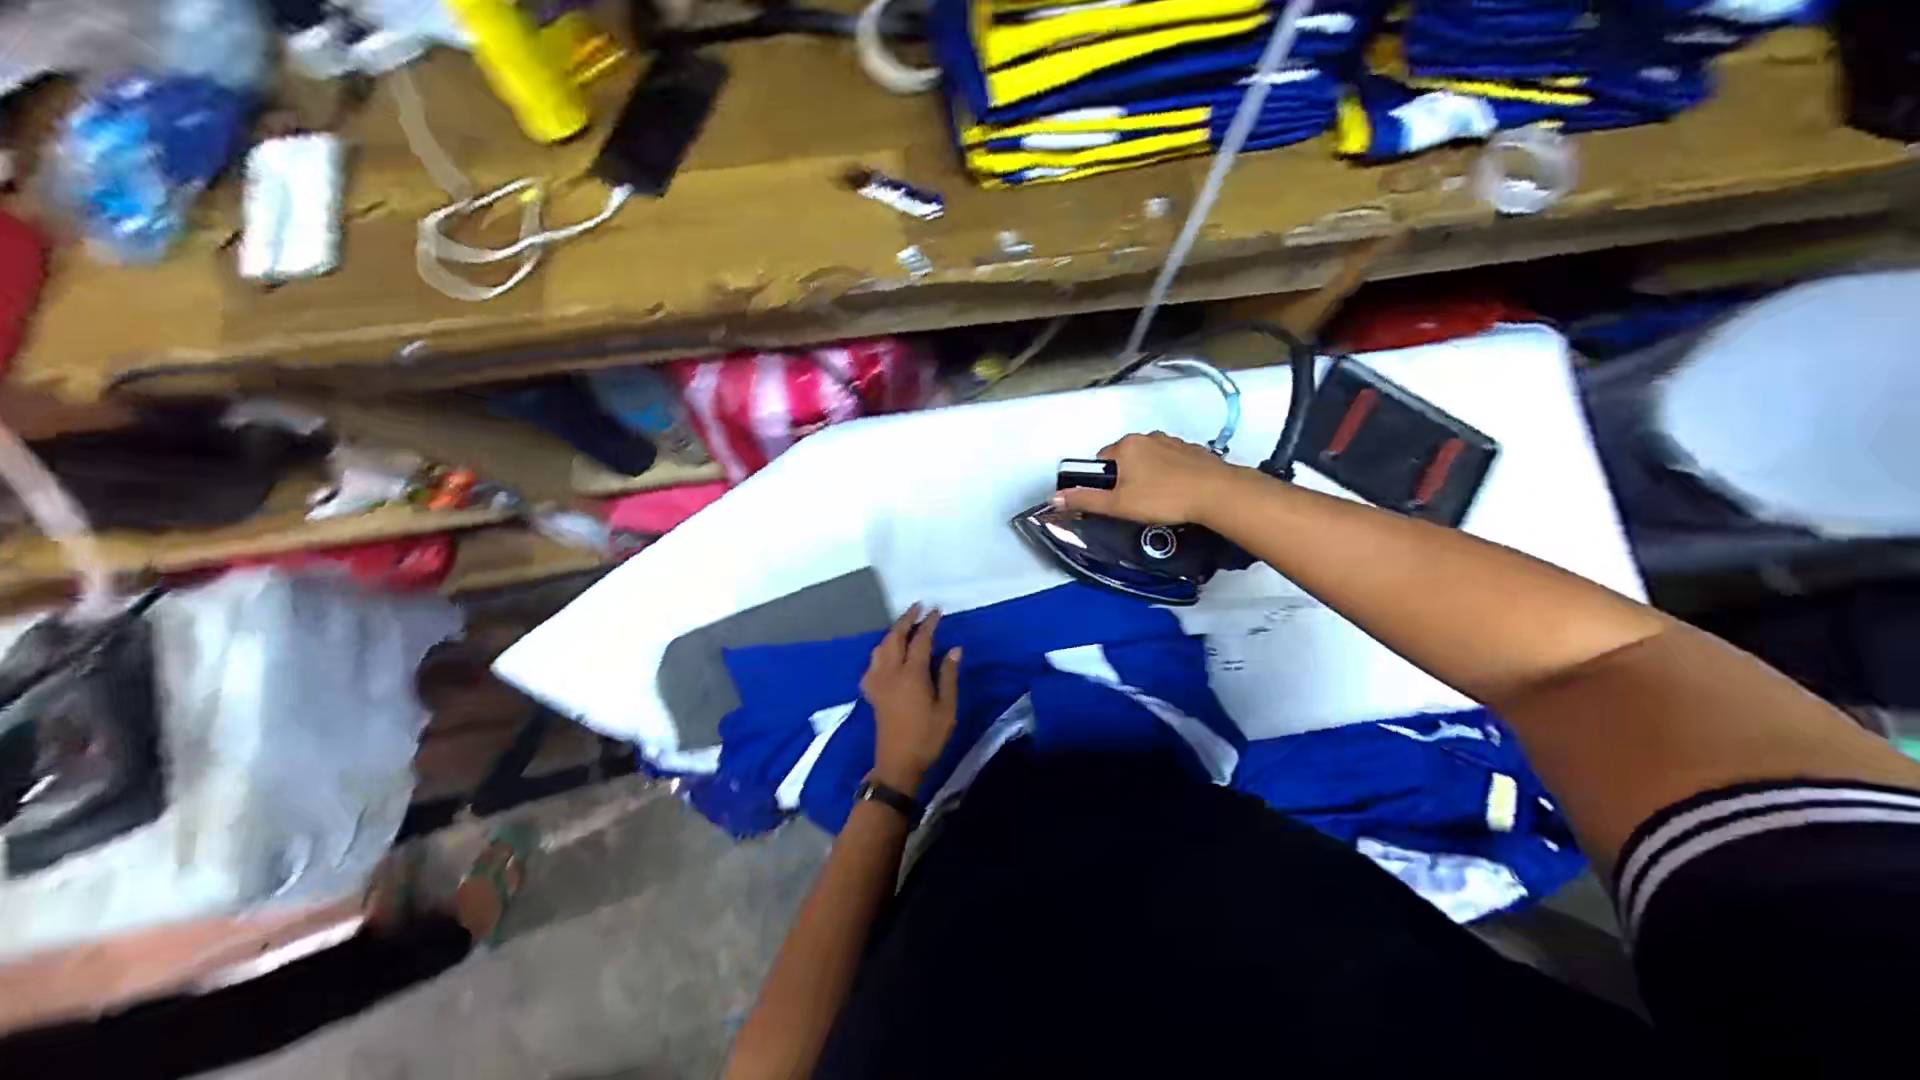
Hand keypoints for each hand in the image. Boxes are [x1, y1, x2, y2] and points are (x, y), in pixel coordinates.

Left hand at [859, 604, 961, 791]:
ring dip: (892, 633)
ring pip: (880, 647)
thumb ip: (948, 676)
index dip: (929, 624)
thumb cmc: (927, 737)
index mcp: (911, 675)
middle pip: (895, 637)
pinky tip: (887, 655)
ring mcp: (877, 682)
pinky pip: (872, 663)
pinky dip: (880, 651)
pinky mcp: (871, 692)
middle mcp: (890, 673)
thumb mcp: (947, 709)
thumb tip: (954, 649)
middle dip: (905, 620)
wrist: (898, 763)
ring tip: (904, 626)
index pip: (920, 640)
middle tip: (918, 608)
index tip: (937, 611)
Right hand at [1053, 432, 1247, 524]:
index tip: (1114, 500)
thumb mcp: (1119, 505)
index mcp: (1126, 446)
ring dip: (1148, 475)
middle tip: (1135, 503)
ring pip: (1149, 459)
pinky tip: (1177, 492)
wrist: (1216, 494)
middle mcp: (1147, 437)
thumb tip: (1054, 497)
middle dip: (1126, 478)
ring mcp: (1173, 441)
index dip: (1103, 482)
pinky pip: (1171, 461)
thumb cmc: (1162, 499)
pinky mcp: (1193, 450)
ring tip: (1159, 499)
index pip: (1101, 460)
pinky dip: (1169, 474)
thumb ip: (1086, 500)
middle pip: (1125, 458)